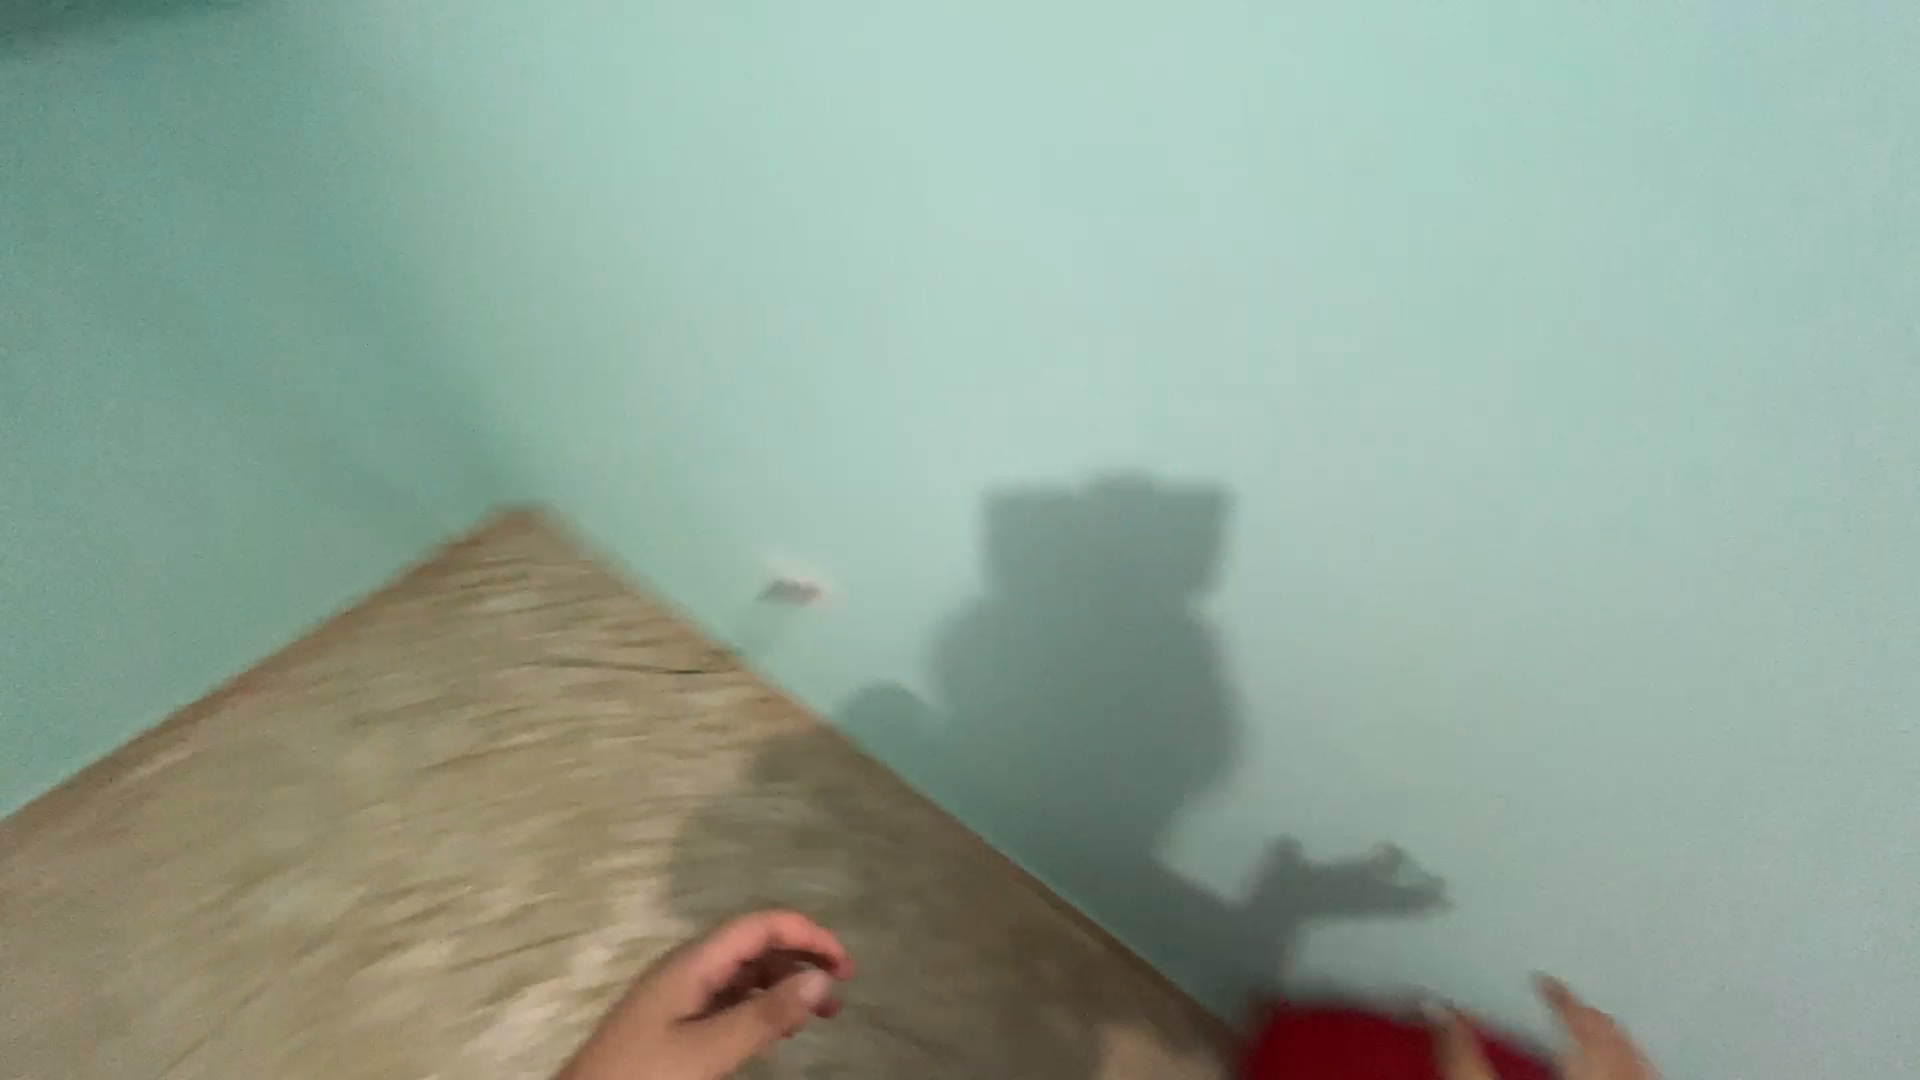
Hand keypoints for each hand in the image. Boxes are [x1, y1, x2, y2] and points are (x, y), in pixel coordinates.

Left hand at [556, 910, 854, 1079]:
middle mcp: (690, 965)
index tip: (843, 964)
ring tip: (820, 1014)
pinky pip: (730, 998)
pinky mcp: (675, 1020)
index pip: (762, 924)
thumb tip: (822, 978)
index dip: (807, 933)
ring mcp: (680, 993)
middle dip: (802, 958)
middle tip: (841, 989)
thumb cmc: (640, 1078)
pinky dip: (762, 1005)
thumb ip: (764, 1015)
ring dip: (786, 984)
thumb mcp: (706, 1053)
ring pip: (746, 972)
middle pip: (757, 943)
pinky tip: (776, 1029)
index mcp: (694, 959)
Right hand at [1433, 976, 1657, 1079]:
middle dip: (1598, 1023)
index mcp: (1583, 1078)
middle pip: (1622, 1050)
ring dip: (1625, 1052)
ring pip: (1647, 1076)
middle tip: (1575, 1006)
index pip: (1582, 1025)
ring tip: (1604, 1039)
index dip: (1562, 998)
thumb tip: (1435, 1008)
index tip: (1546, 984)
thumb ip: (1460, 1055)